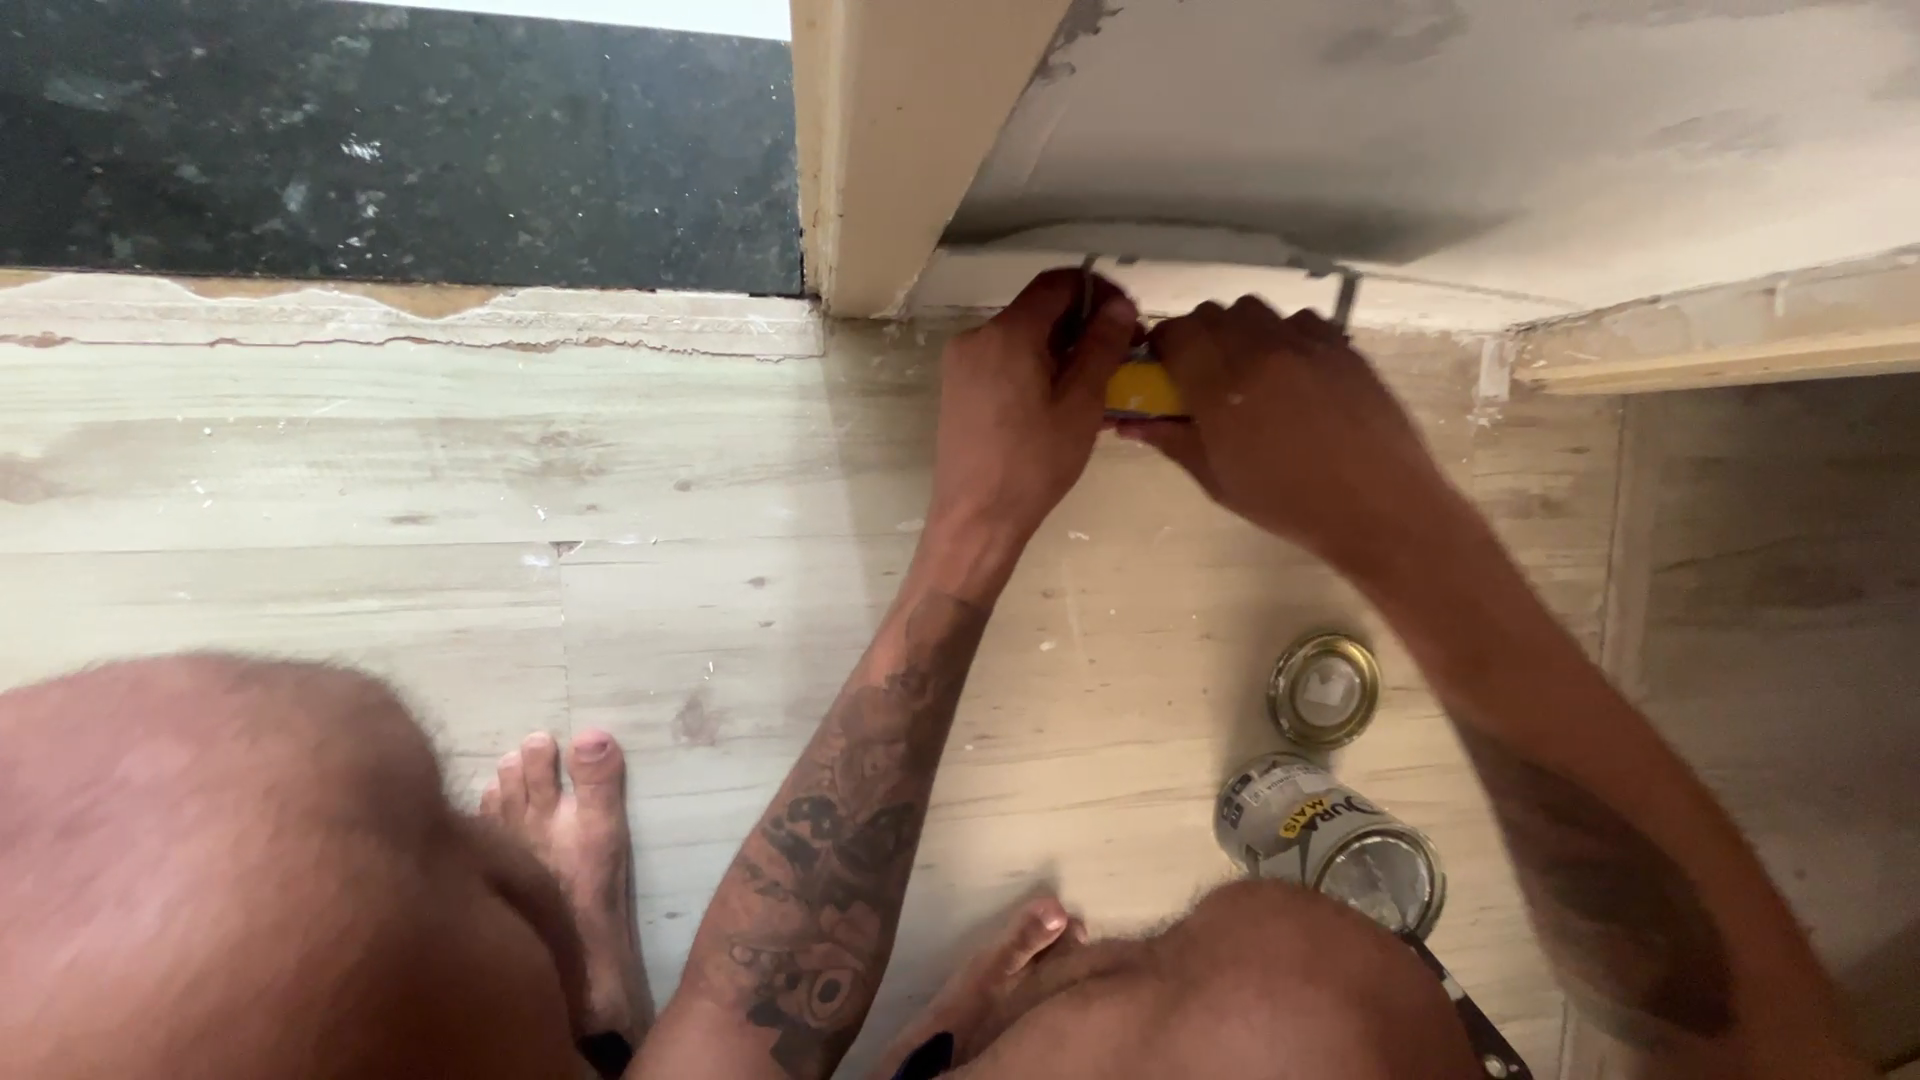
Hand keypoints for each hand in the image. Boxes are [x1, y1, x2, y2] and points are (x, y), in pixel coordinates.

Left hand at [925, 268, 1139, 549]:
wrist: (975, 519)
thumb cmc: (1033, 465)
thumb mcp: (1080, 405)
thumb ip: (1101, 347)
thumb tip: (1119, 304)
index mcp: (1006, 333)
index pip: (1058, 284)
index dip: (1099, 293)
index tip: (1128, 321)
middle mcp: (976, 337)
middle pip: (1038, 311)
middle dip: (1082, 325)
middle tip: (1121, 356)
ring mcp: (961, 365)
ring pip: (1021, 339)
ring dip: (1061, 350)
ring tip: (1095, 386)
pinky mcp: (957, 390)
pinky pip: (1004, 363)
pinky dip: (1035, 369)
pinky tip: (1059, 401)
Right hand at [1119, 296, 1472, 565]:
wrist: (1377, 506)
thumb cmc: (1286, 503)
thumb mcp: (1216, 480)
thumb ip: (1171, 439)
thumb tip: (1129, 421)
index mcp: (1221, 389)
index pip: (1174, 334)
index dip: (1161, 346)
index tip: (1162, 369)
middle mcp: (1260, 352)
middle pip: (1211, 313)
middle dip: (1195, 336)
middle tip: (1200, 373)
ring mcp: (1305, 343)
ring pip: (1253, 310)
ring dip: (1237, 330)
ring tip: (1246, 370)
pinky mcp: (1341, 345)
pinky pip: (1298, 319)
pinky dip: (1281, 334)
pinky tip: (1289, 371)